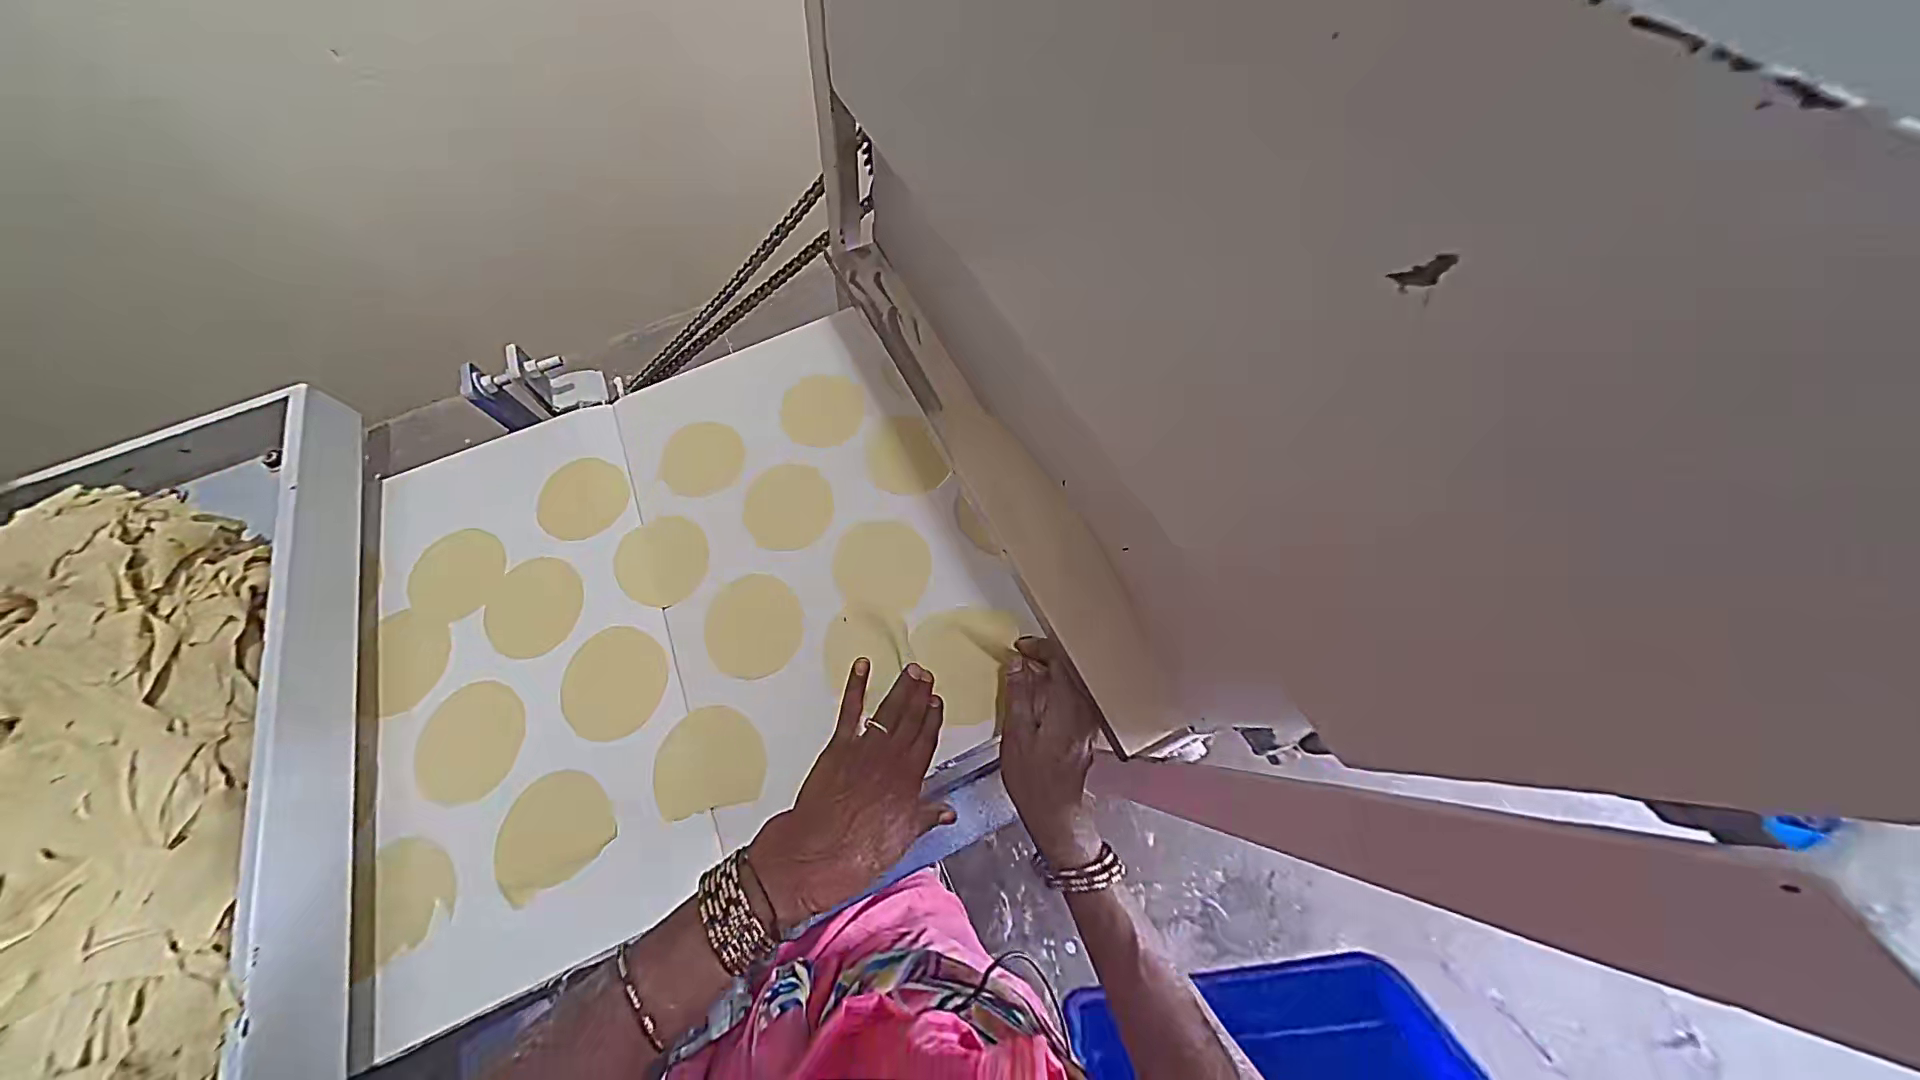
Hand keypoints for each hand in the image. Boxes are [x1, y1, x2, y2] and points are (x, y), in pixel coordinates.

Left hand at [748, 660, 955, 930]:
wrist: (814, 856)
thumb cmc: (857, 855)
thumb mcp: (901, 841)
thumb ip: (925, 817)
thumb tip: (947, 811)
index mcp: (908, 780)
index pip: (927, 740)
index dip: (933, 718)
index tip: (937, 701)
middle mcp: (891, 759)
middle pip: (911, 719)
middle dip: (920, 695)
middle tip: (927, 675)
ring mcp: (864, 749)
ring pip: (889, 711)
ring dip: (901, 688)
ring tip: (911, 670)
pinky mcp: (838, 746)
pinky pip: (850, 710)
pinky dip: (856, 686)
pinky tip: (862, 667)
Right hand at [1001, 637, 1105, 866]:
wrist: (1056, 814)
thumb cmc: (1032, 780)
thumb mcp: (1015, 735)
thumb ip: (1018, 696)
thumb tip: (1016, 664)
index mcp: (1067, 707)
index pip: (1060, 661)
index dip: (1039, 648)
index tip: (1020, 648)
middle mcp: (1083, 710)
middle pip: (1069, 668)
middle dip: (1044, 656)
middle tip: (1020, 657)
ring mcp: (1087, 720)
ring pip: (1071, 681)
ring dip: (1049, 671)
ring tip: (1025, 674)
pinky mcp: (1084, 729)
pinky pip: (1072, 695)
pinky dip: (1054, 687)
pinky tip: (1037, 696)